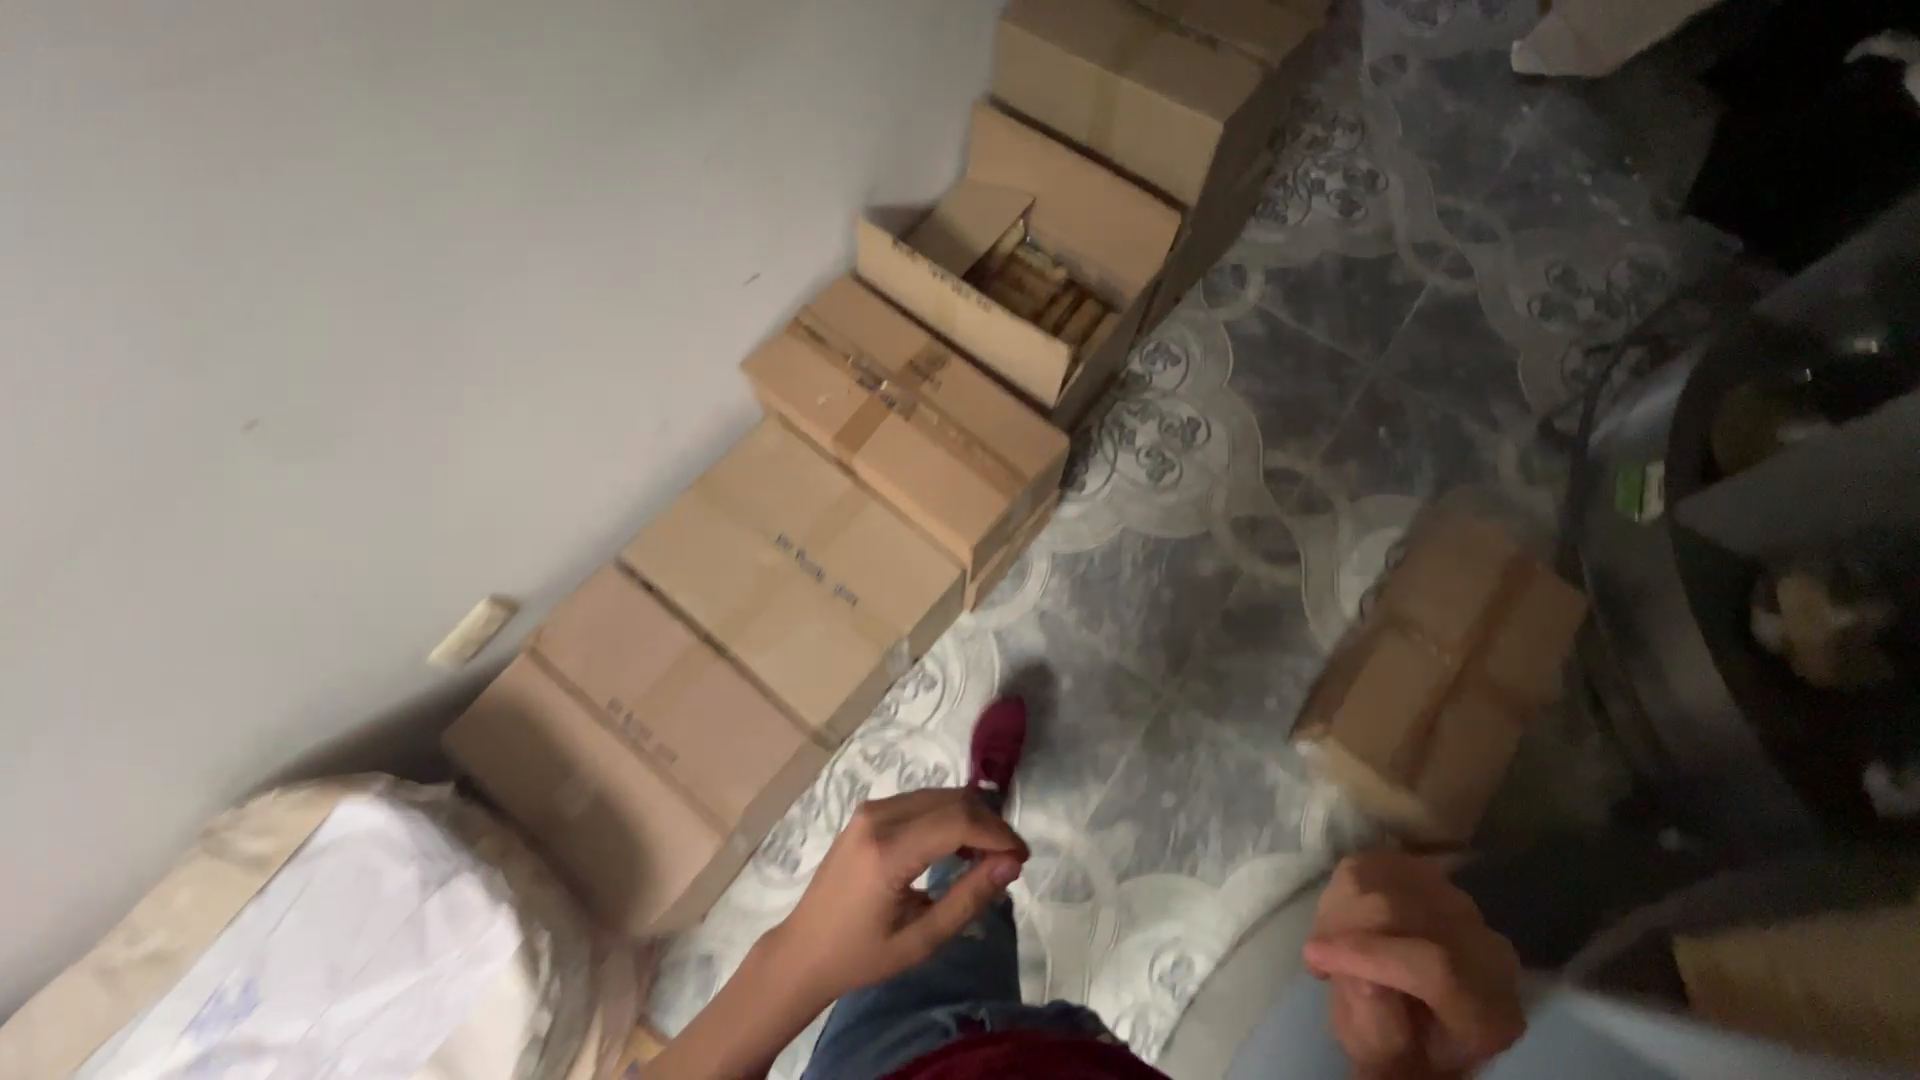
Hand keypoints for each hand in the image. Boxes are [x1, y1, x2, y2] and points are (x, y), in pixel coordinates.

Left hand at [761, 789, 1029, 1004]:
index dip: (997, 834)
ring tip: (988, 857)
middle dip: (989, 824)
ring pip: (938, 796)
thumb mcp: (922, 939)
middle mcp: (878, 817)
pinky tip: (958, 847)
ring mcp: (870, 810)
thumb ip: (968, 898)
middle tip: (1010, 860)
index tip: (1022, 859)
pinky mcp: (868, 812)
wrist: (803, 951)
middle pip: (951, 801)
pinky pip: (921, 801)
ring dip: (970, 819)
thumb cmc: (861, 955)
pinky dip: (948, 817)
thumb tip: (1011, 864)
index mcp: (887, 851)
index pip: (958, 821)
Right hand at [1303, 853, 1525, 1078]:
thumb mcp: (1386, 1057)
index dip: (1367, 954)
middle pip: (1404, 911)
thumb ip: (1375, 1027)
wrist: (1427, 1024)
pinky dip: (1351, 884)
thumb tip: (1360, 977)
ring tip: (1330, 938)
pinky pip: (1381, 861)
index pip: (1434, 966)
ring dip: (1342, 904)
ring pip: (1386, 876)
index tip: (1314, 958)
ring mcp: (1464, 908)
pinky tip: (1345, 913)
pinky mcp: (1437, 880)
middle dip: (1343, 926)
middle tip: (1318, 955)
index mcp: (1488, 1013)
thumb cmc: (1402, 1050)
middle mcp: (1488, 951)